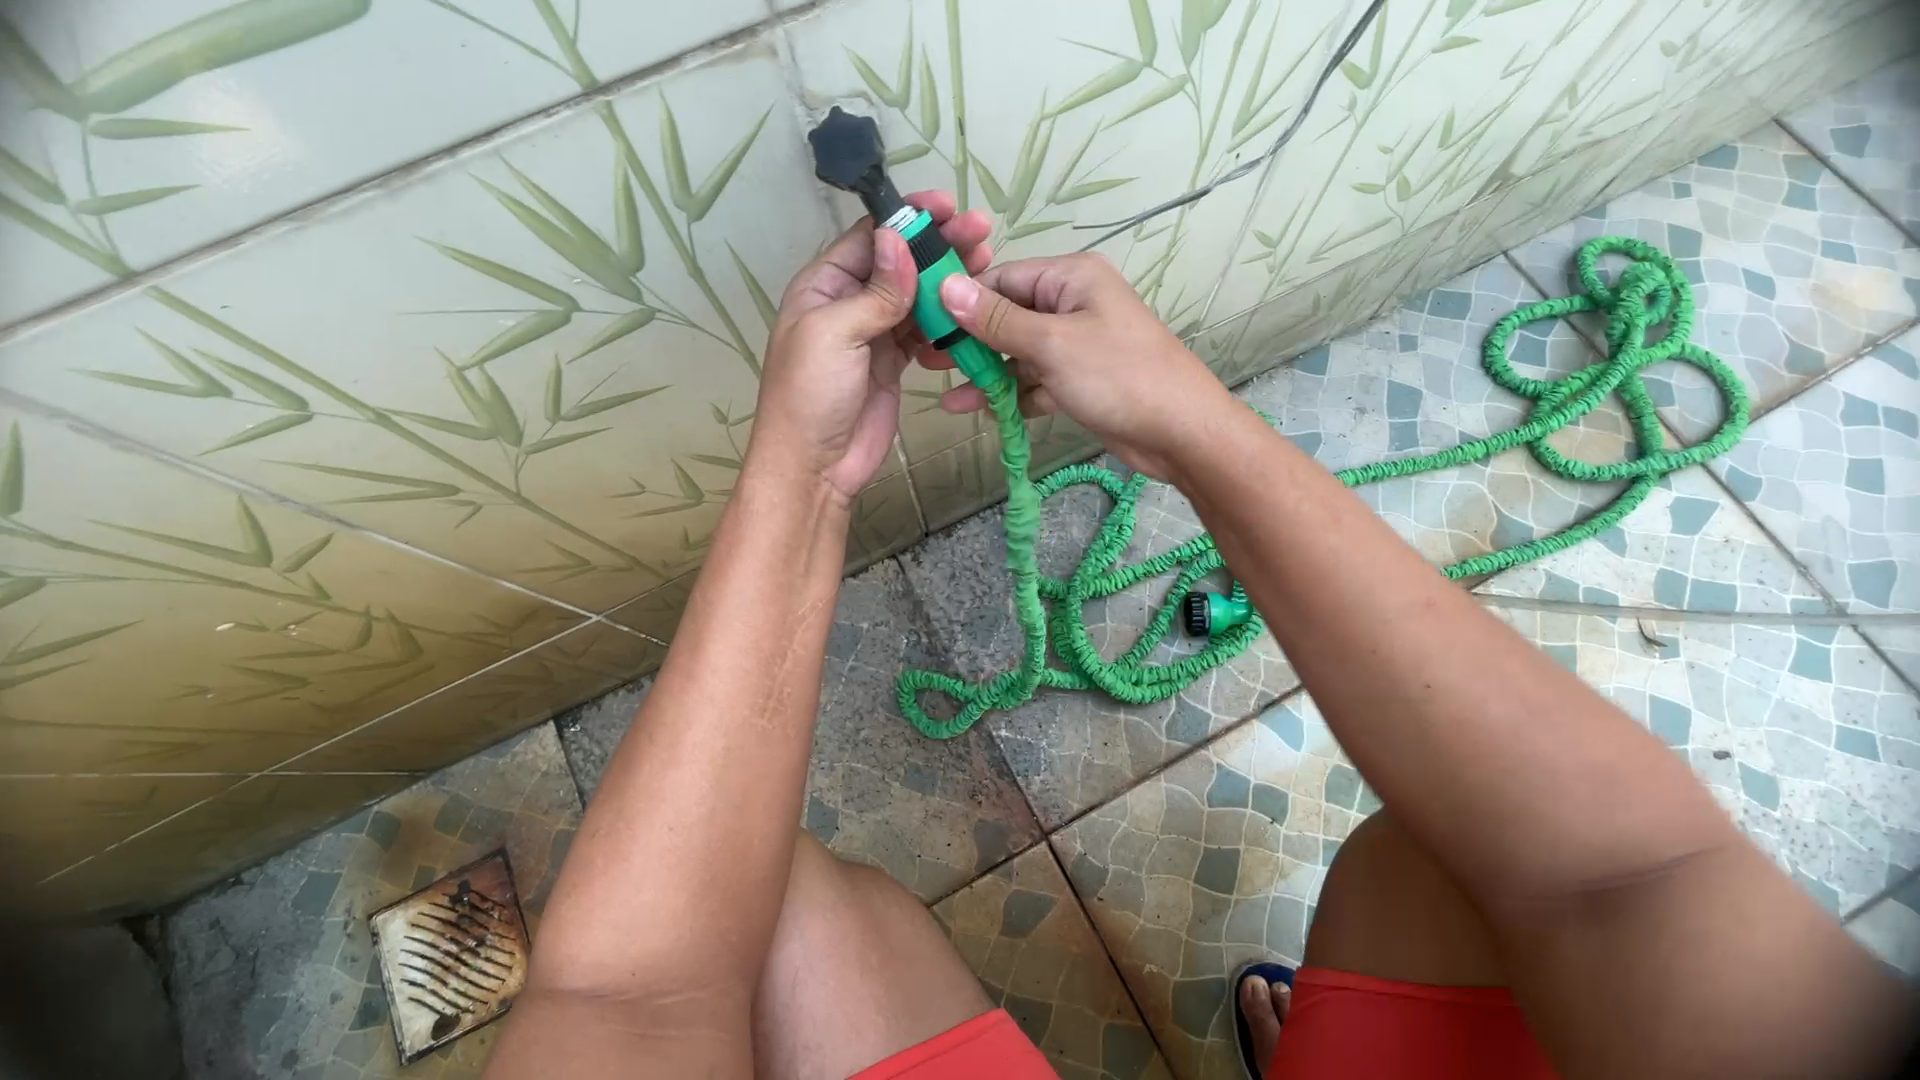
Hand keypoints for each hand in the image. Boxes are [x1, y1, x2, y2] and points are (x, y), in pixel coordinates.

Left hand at [750, 192, 991, 499]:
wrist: (815, 466)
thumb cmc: (810, 395)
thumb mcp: (835, 333)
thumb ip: (874, 291)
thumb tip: (898, 240)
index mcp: (823, 285)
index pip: (870, 238)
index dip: (909, 220)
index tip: (948, 207)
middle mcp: (848, 303)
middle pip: (899, 264)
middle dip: (939, 246)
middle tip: (982, 234)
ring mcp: (873, 334)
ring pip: (915, 297)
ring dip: (947, 282)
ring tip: (986, 266)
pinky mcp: (893, 363)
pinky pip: (923, 333)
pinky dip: (945, 323)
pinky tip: (968, 315)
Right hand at [928, 253, 1231, 478]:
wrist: (1181, 432)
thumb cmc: (1120, 376)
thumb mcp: (1051, 344)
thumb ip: (997, 320)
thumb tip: (946, 288)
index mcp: (1070, 278)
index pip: (1002, 280)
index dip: (962, 303)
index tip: (923, 327)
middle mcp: (1072, 304)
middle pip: (1007, 317)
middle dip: (970, 343)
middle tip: (927, 364)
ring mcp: (1077, 344)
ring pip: (1018, 355)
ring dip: (987, 376)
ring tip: (949, 399)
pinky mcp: (1080, 381)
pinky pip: (1036, 382)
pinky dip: (1013, 396)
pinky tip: (983, 412)